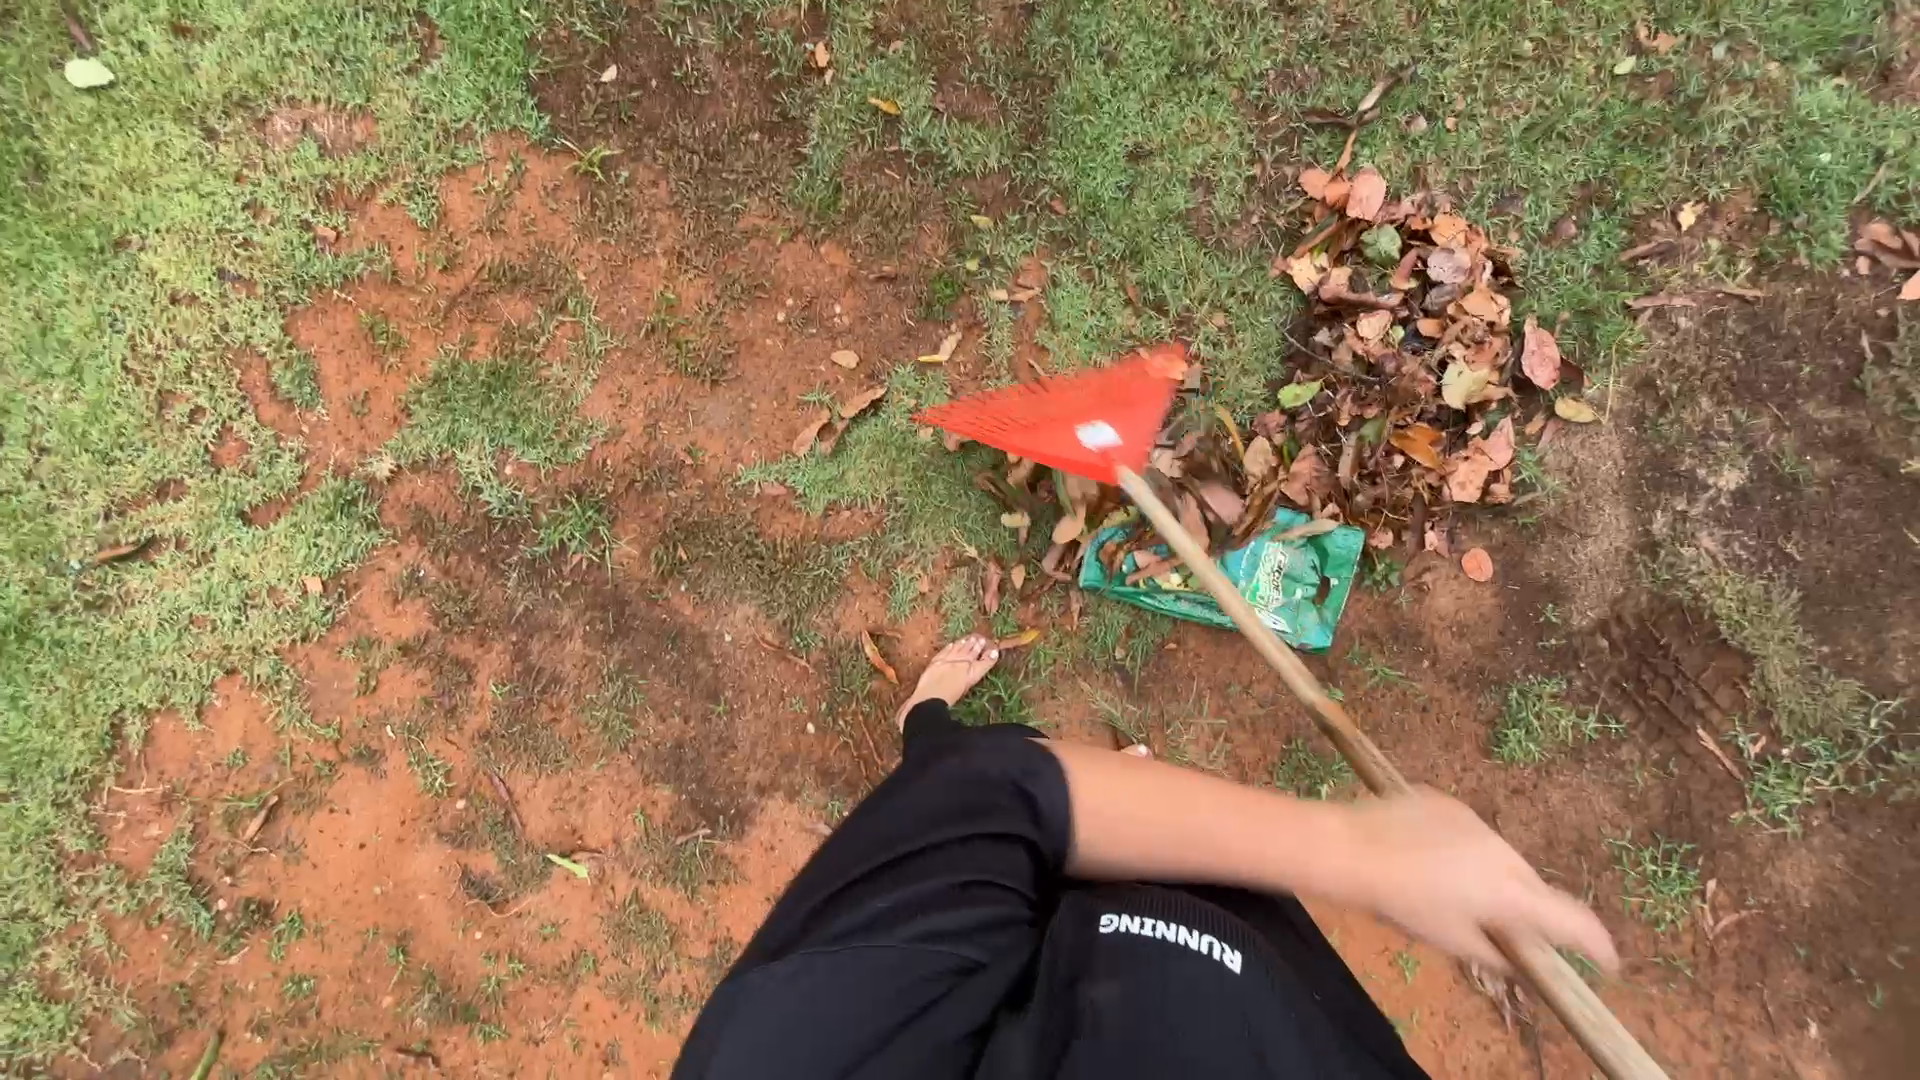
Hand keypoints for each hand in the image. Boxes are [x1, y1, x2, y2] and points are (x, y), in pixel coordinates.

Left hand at [1327, 789, 1618, 974]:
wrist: (1348, 847)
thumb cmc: (1400, 902)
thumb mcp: (1452, 941)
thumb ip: (1496, 953)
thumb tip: (1518, 959)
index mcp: (1512, 893)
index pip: (1575, 921)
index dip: (1597, 945)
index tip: (1604, 961)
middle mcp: (1503, 852)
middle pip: (1533, 886)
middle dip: (1528, 906)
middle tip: (1504, 923)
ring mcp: (1473, 820)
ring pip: (1501, 856)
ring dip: (1493, 873)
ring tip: (1453, 886)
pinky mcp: (1444, 800)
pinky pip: (1467, 831)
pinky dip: (1462, 846)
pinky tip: (1429, 855)